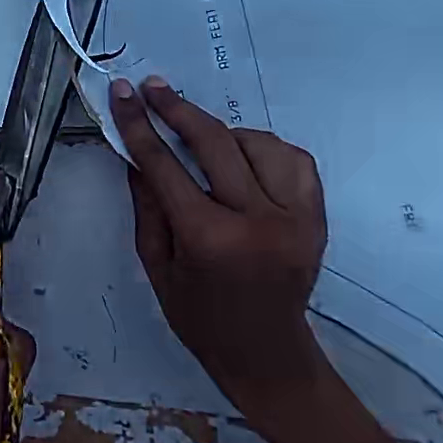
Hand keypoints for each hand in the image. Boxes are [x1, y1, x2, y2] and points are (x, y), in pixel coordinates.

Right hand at [109, 75, 327, 433]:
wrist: (267, 354)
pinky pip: (292, 158)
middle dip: (177, 108)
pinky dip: (264, 147)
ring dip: (223, 133)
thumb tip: (135, 150)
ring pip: (257, 142)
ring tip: (203, 142)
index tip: (124, 91)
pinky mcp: (318, 217)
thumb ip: (147, 202)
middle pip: (214, 142)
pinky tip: (243, 157)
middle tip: (154, 87)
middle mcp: (259, 222)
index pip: (164, 164)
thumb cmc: (198, 315)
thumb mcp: (156, 262)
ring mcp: (297, 218)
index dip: (139, 123)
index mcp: (209, 239)